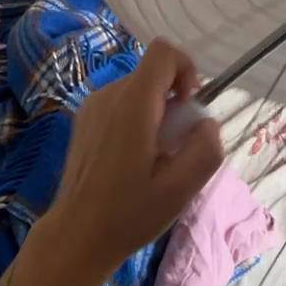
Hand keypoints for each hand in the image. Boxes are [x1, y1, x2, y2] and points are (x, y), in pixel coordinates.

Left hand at [1, 40, 224, 285]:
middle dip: (173, 101)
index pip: (163, 52)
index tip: (189, 106)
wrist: (77, 233)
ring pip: (136, 89)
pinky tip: (132, 160)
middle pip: (151, 73)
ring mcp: (92, 104)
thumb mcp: (180, 190)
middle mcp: (109, 93)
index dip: (186, 68)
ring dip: (154, 113)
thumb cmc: (129, 214)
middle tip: (174, 145)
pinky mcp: (84, 118)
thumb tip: (208, 122)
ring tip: (153, 158)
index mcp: (132, 103)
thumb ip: (204, 151)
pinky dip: (135, 119)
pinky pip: (120, 103)